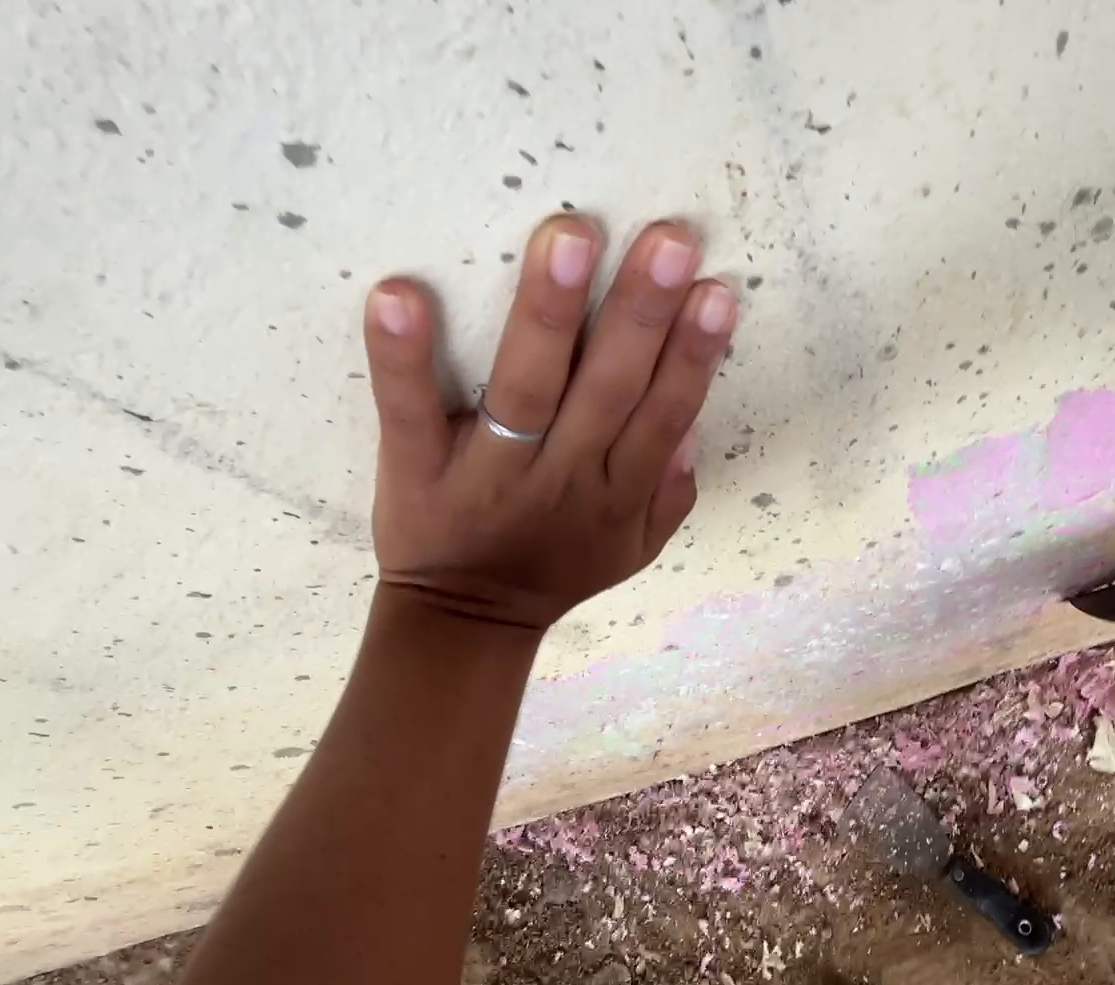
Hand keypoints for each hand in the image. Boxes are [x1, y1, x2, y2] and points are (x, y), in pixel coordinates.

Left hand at [361, 216, 736, 630]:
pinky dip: (401, 357)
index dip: (694, 356)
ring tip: (569, 238)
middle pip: (609, 391)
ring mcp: (488, 472)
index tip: (715, 292)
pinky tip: (398, 293)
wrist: (467, 617)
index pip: (664, 415)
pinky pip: (408, 411)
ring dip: (548, 315)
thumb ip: (673, 492)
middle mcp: (562, 478)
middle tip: (667, 238)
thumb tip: (693, 423)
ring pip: (526, 390)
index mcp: (618, 493)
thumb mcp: (638, 548)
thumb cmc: (560, 568)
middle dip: (640, 314)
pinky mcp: (416, 466)